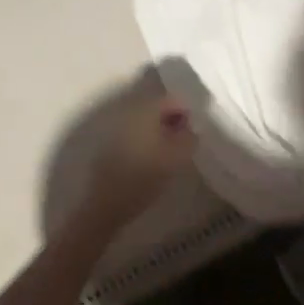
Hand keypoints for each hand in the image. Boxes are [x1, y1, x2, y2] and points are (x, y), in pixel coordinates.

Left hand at [78, 65, 196, 229]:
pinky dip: (146, 140)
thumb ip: (189, 137)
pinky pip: (134, 134)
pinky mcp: (109, 145)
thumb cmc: (145, 177)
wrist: (107, 205)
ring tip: (171, 151)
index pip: (172, 99)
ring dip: (159, 131)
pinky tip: (153, 158)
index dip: (187, 111)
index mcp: (145, 110)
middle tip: (185, 140)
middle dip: (173, 120)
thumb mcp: (177, 157)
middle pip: (157, 108)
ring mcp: (116, 128)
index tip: (196, 129)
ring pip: (145, 121)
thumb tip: (191, 127)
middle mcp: (128, 112)